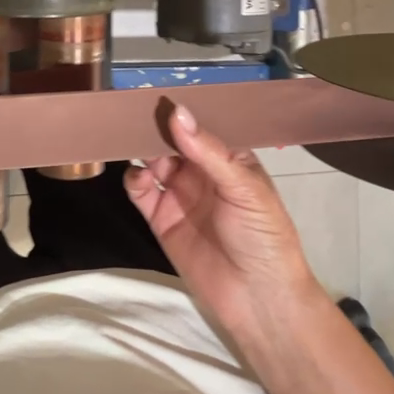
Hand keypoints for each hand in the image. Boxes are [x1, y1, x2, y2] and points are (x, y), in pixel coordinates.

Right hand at [125, 103, 320, 332]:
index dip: (183, 111)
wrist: (258, 299)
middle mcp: (202, 172)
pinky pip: (141, 191)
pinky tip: (139, 176)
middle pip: (173, 141)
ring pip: (154, 161)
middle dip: (156, 127)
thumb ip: (207, 150)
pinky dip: (134, 179)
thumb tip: (177, 112)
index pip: (201, 127)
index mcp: (229, 158)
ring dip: (142, 149)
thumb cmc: (263, 236)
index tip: (159, 93)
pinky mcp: (161, 219)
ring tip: (130, 139)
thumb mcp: (243, 187)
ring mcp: (180, 194)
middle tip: (135, 110)